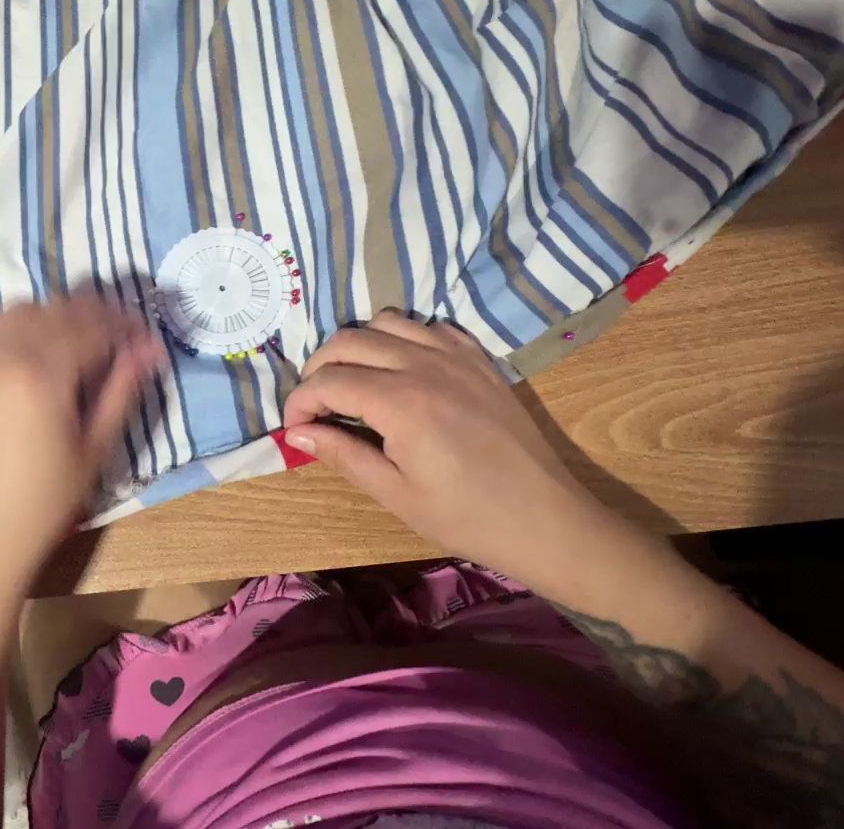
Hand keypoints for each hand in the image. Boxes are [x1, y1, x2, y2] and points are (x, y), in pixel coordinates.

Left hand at [0, 297, 164, 574]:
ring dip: (56, 315)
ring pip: (23, 310)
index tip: (144, 336)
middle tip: (119, 336)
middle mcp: (2, 355)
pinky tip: (39, 349)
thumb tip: (150, 348)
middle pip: (57, 311)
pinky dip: (22, 326)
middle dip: (94, 316)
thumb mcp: (95, 447)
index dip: (124, 327)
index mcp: (40, 375)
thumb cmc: (47, 499)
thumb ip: (121, 389)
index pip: (91, 328)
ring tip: (79, 339)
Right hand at [282, 310, 658, 594]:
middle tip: (316, 405)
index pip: (327, 381)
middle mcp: (424, 365)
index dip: (299, 401)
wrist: (548, 521)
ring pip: (384, 322)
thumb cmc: (467, 517)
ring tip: (354, 381)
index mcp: (401, 404)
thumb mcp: (395, 494)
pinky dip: (401, 337)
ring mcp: (455, 355)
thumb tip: (296, 433)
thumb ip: (342, 454)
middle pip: (347, 341)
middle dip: (318, 369)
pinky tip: (400, 369)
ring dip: (357, 346)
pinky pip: (427, 326)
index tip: (295, 427)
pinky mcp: (478, 358)